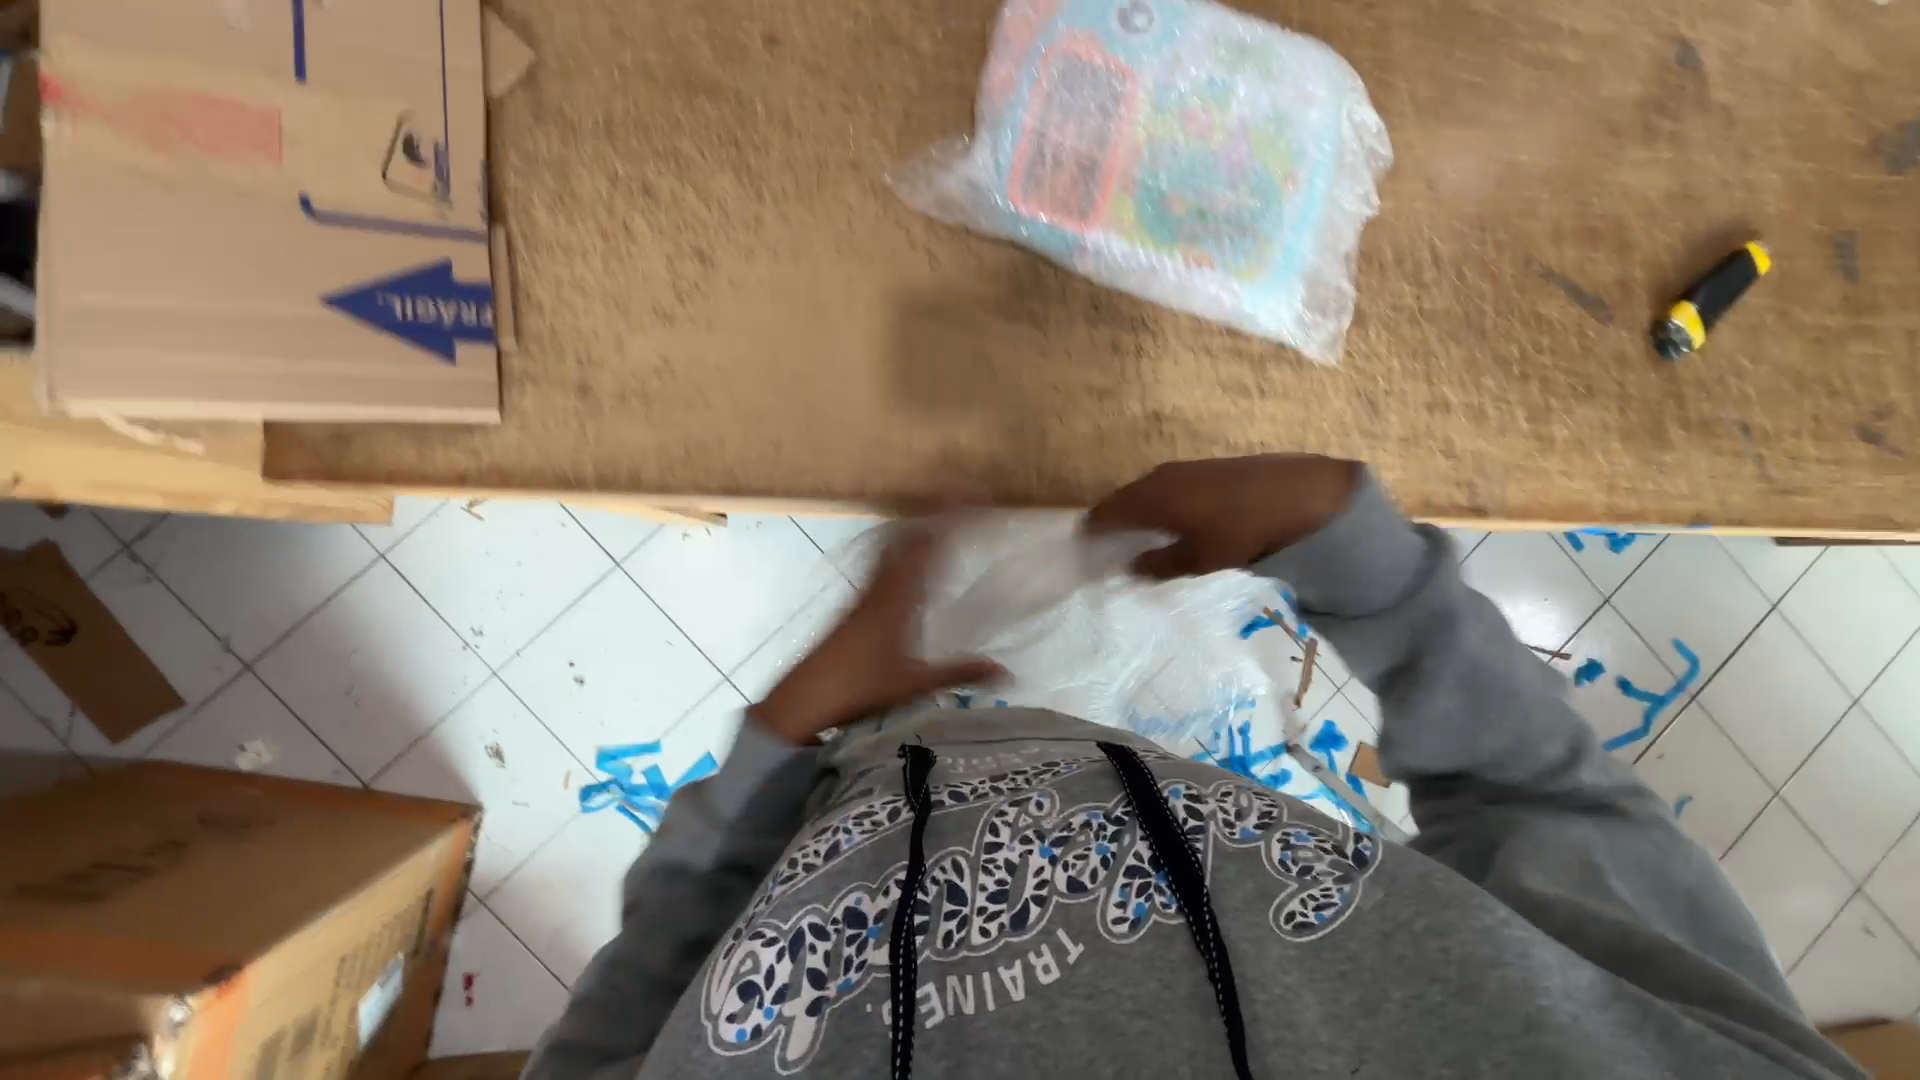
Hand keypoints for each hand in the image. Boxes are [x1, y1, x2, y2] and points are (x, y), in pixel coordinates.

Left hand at [752, 517, 1004, 743]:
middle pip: (909, 535)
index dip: (953, 518)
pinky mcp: (856, 603)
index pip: (929, 544)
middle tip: (963, 498)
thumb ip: (960, 673)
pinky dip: (903, 548)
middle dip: (936, 511)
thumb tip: (1006, 671)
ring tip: (941, 517)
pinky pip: (883, 561)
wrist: (805, 696)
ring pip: (893, 545)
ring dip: (918, 526)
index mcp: (898, 596)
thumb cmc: (859, 687)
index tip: (976, 499)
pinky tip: (909, 562)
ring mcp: (865, 592)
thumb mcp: (915, 683)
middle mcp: (880, 585)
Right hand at [1084, 455, 1360, 578]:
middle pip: (1120, 501)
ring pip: (1143, 493)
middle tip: (1107, 552)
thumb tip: (1130, 568)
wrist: (1301, 492)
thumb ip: (1160, 565)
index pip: (1103, 514)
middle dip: (1111, 524)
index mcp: (1149, 499)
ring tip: (1136, 541)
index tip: (1084, 556)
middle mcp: (1158, 478)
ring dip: (1135, 514)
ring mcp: (1181, 469)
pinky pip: (1164, 488)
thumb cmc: (1243, 530)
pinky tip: (1169, 524)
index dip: (1090, 534)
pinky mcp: (1202, 467)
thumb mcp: (1201, 560)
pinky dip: (1157, 506)